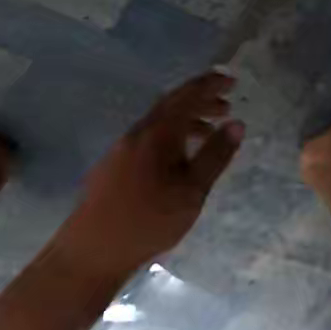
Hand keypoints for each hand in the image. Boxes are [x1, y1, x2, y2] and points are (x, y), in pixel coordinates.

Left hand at [54, 73, 244, 278]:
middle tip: (226, 104)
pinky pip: (149, 135)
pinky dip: (170, 134)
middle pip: (173, 104)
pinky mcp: (114, 163)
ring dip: (186, 120)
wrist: (93, 249)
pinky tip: (177, 156)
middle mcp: (139, 131)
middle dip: (200, 100)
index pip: (188, 95)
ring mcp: (123, 146)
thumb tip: (237, 123)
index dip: (210, 84)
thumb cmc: (150, 219)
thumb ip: (215, 155)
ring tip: (209, 131)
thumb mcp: (193, 190)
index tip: (230, 80)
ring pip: (160, 121)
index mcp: (159, 131)